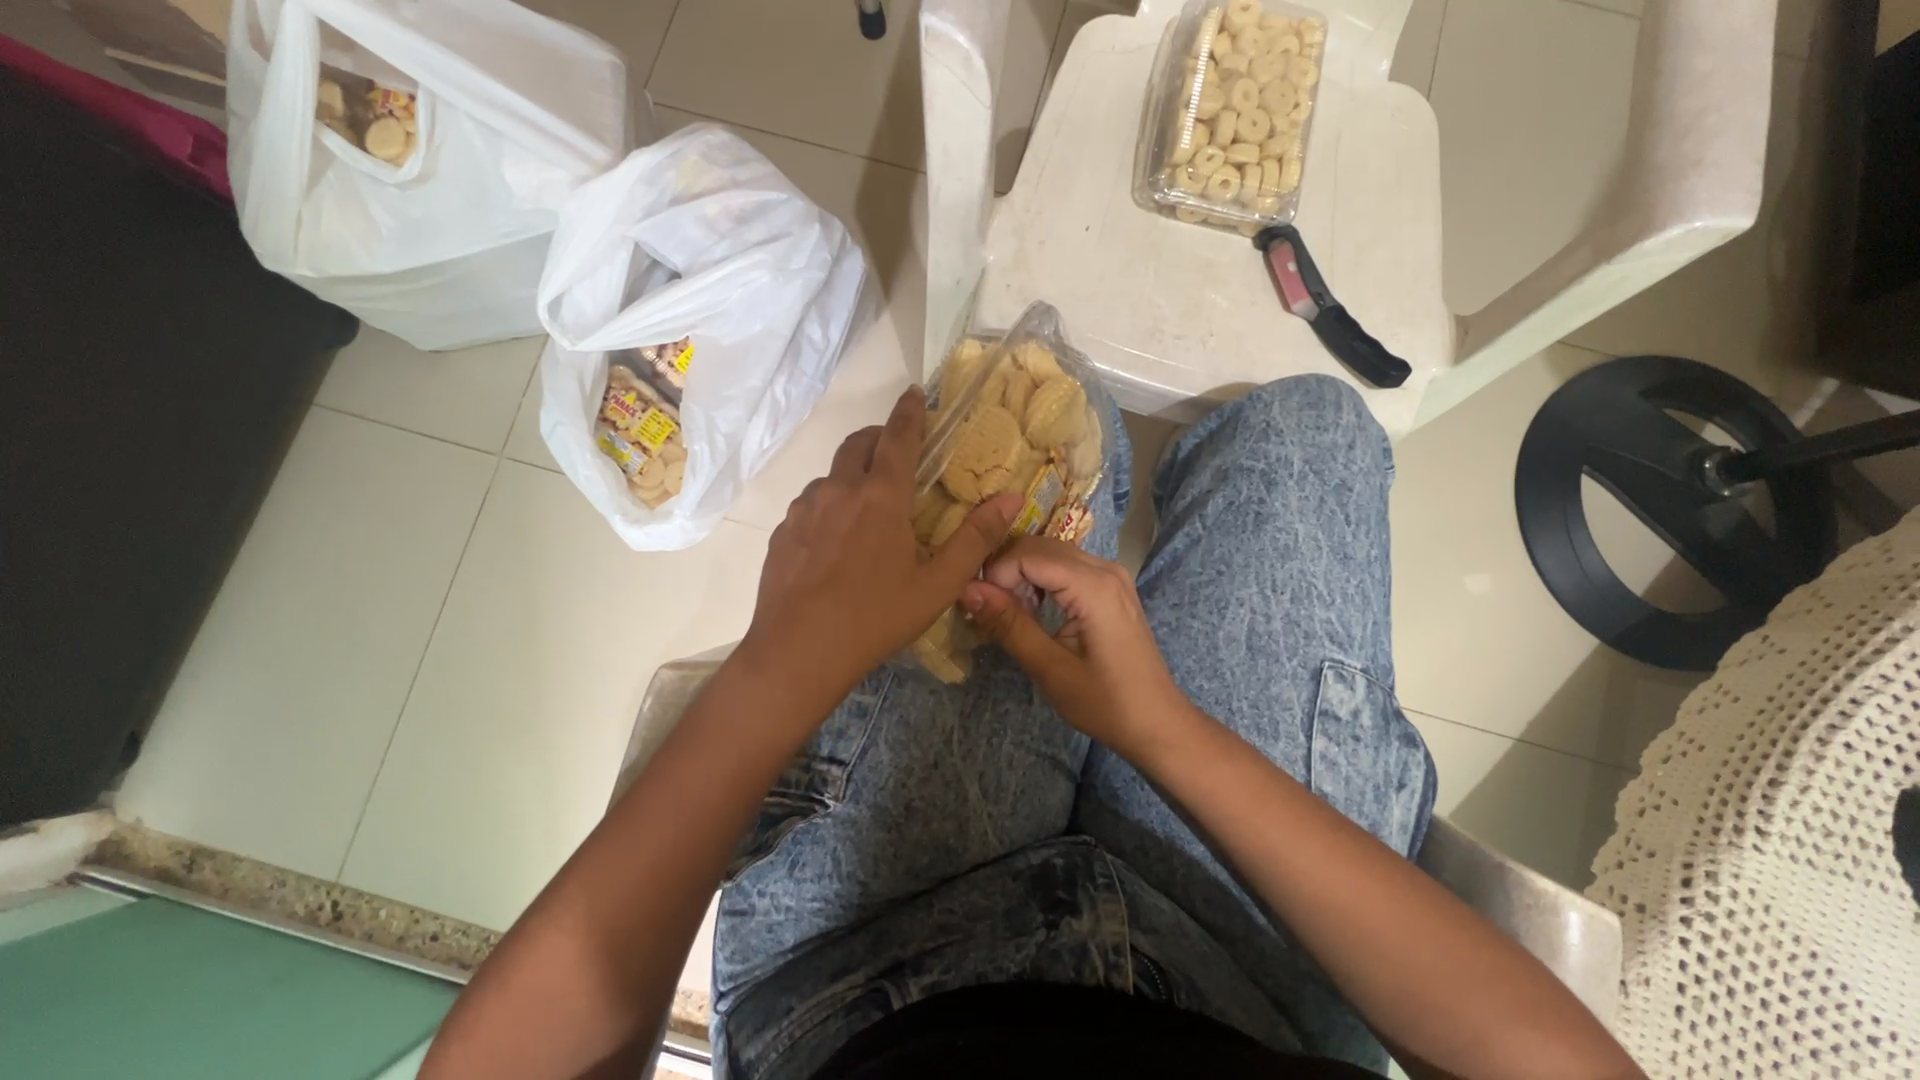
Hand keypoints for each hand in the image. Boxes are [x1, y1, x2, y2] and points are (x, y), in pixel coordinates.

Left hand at [739, 387, 1019, 714]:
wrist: (798, 652)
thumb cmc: (876, 618)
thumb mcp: (938, 584)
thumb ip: (976, 538)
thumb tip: (1013, 498)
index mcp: (882, 496)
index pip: (898, 436)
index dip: (909, 411)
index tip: (914, 393)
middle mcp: (839, 490)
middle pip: (857, 444)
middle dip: (878, 437)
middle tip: (895, 451)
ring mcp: (804, 510)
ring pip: (831, 476)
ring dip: (851, 476)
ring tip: (866, 510)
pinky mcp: (782, 533)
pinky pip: (809, 505)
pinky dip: (828, 507)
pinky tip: (834, 544)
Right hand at [961, 538, 1195, 759]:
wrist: (1156, 721)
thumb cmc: (1105, 702)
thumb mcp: (1050, 669)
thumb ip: (1009, 624)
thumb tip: (968, 590)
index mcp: (1093, 586)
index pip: (1027, 554)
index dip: (996, 574)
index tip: (980, 607)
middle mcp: (1105, 568)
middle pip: (1039, 546)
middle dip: (1006, 570)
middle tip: (988, 609)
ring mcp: (1112, 575)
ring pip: (1051, 552)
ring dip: (1022, 574)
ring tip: (1010, 613)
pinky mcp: (1112, 586)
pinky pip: (1067, 565)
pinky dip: (1042, 579)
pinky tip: (1034, 610)